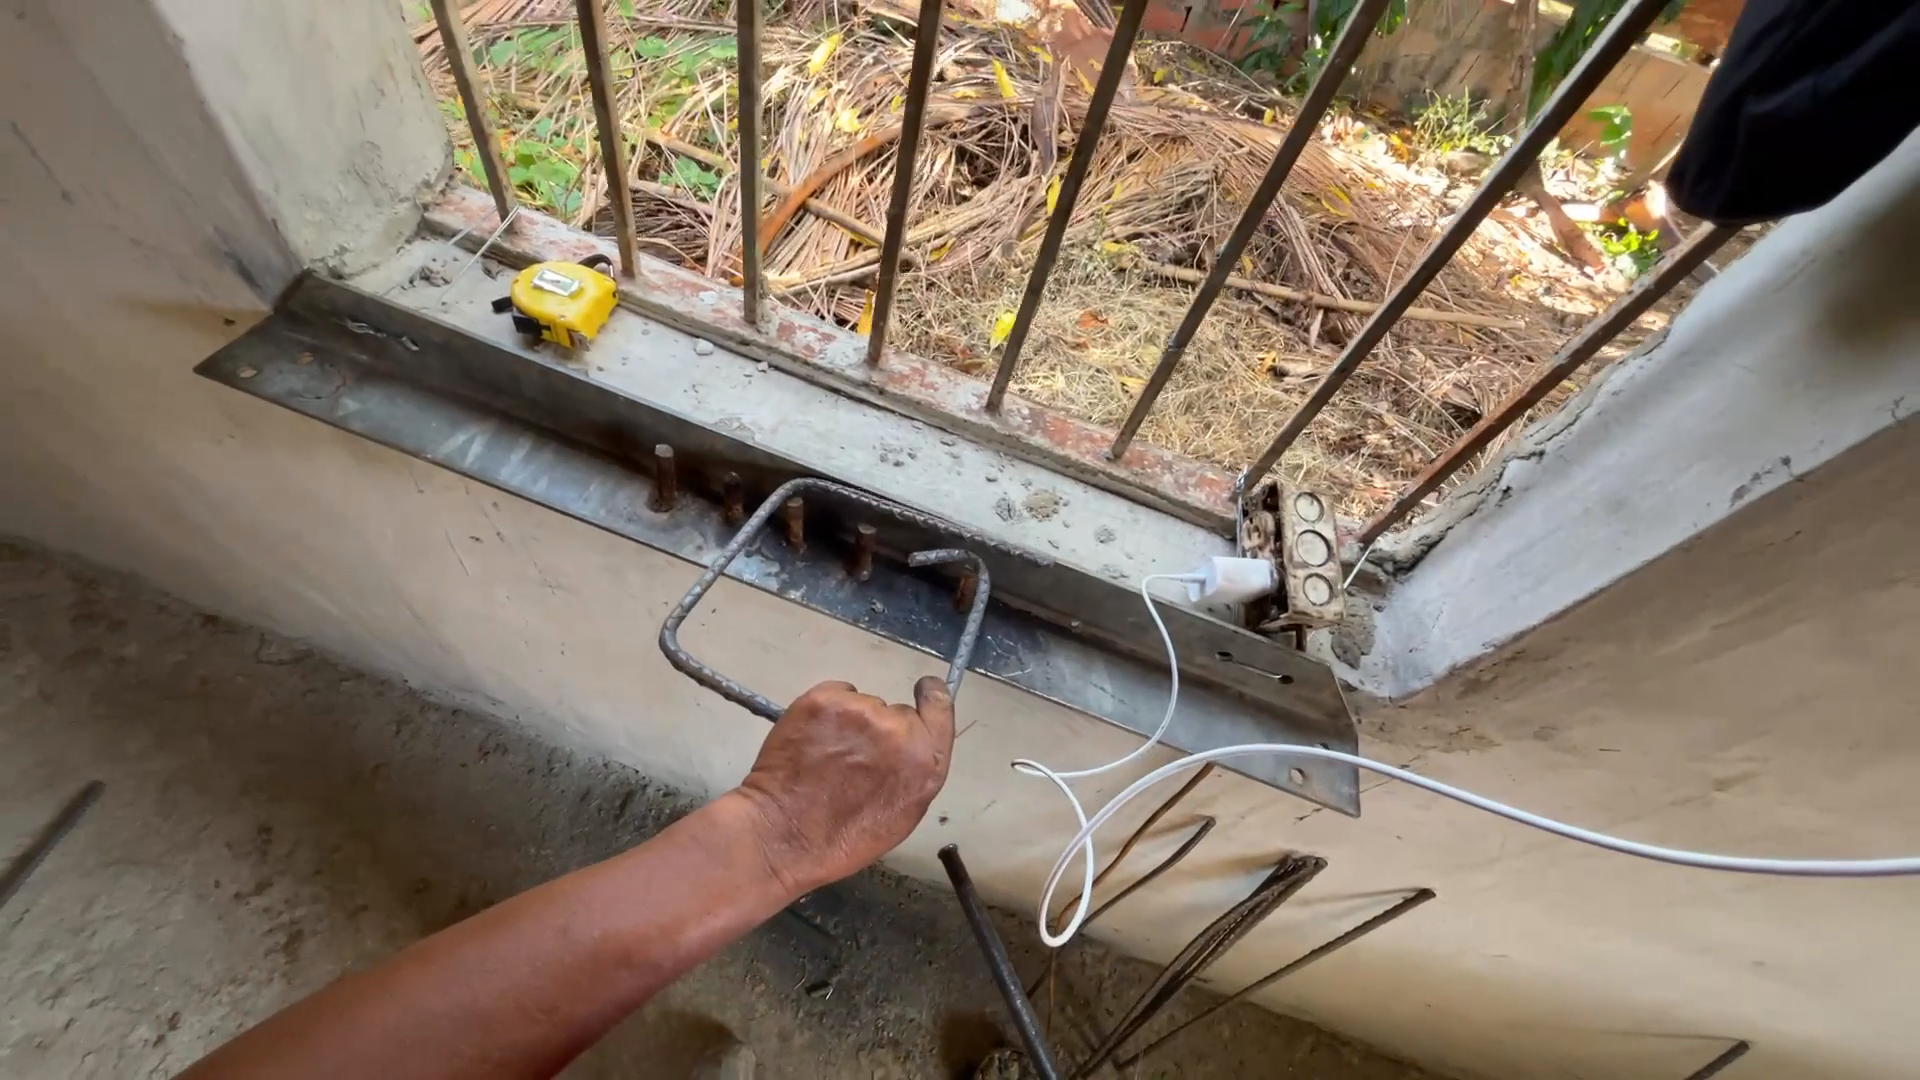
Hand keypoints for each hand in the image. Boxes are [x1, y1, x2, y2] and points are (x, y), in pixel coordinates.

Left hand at [733, 677, 954, 893]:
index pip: (940, 706)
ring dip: (849, 723)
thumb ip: (917, 767)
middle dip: (880, 729)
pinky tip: (812, 741)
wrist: (784, 835)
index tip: (922, 691)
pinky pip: (834, 695)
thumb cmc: (845, 836)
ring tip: (827, 757)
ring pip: (862, 705)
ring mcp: (859, 711)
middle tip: (854, 759)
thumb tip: (914, 740)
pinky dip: (825, 713)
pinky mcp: (824, 700)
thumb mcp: (905, 813)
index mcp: (924, 761)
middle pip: (896, 712)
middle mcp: (897, 730)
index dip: (930, 695)